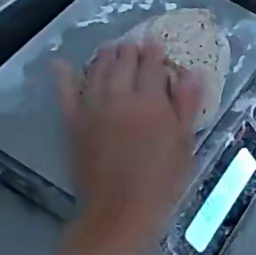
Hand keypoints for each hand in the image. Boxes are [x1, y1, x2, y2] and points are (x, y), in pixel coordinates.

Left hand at [57, 38, 204, 254]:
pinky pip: (67, 95)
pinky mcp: (74, 124)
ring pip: (96, 72)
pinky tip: (63, 65)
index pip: (152, 66)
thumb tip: (193, 72)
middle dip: (129, 50)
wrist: (120, 211)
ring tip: (109, 48)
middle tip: (133, 42)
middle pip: (123, 64)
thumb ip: (187, 105)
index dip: (154, 52)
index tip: (156, 43)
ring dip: (103, 56)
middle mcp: (120, 98)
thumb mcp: (184, 142)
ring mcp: (93, 109)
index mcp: (151, 101)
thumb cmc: (162, 180)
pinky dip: (65, 78)